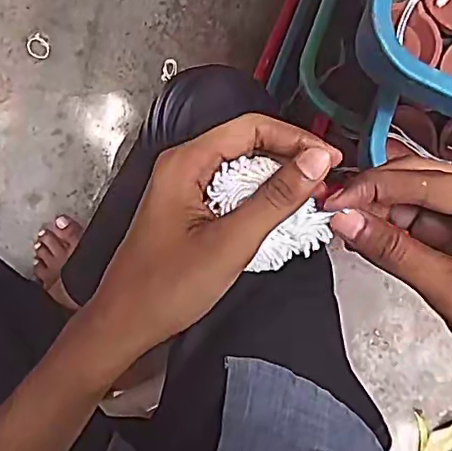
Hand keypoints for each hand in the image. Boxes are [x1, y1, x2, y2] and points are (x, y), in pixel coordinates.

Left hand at [81, 114, 339, 365]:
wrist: (126, 323)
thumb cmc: (160, 289)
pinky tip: (277, 217)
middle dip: (289, 159)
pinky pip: (232, 189)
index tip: (325, 157)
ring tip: (305, 200)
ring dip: (276, 181)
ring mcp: (184, 187)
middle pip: (247, 142)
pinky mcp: (190, 207)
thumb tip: (313, 162)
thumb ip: (276, 198)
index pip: (250, 127)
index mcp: (184, 163)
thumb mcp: (231, 242)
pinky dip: (259, 199)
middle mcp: (181, 167)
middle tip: (321, 182)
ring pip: (241, 167)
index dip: (294, 138)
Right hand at [323, 158, 451, 398]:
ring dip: (379, 211)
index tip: (342, 197)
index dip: (382, 189)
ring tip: (344, 223)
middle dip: (377, 195)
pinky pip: (418, 219)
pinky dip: (390, 227)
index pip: (438, 183)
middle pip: (425, 181)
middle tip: (335, 207)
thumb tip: (351, 221)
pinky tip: (366, 232)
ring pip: (416, 198)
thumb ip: (398, 253)